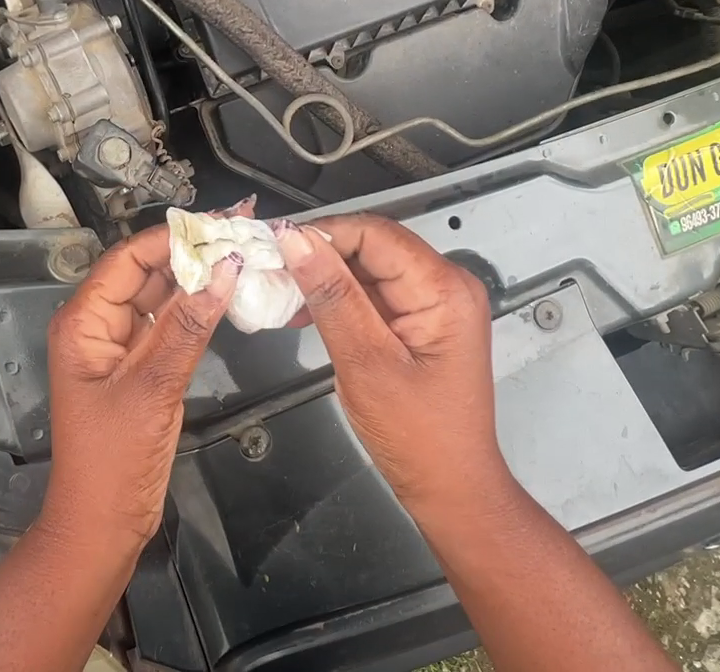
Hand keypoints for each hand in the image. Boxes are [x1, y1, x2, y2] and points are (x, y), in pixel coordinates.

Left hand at [43, 225, 239, 546]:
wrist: (102, 524)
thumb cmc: (112, 461)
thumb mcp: (152, 388)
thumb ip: (187, 327)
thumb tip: (223, 271)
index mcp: (83, 322)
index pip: (127, 259)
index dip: (171, 237)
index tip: (216, 224)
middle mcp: (96, 325)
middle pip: (143, 272)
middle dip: (188, 252)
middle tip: (236, 232)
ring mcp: (118, 345)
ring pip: (157, 296)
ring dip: (193, 277)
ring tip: (236, 254)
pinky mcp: (138, 366)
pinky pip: (165, 324)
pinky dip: (192, 309)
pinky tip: (221, 295)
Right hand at [275, 214, 503, 511]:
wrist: (450, 487)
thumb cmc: (417, 435)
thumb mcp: (366, 362)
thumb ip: (332, 295)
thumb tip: (295, 240)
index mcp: (443, 289)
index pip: (373, 233)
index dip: (321, 234)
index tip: (273, 245)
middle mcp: (444, 284)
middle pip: (370, 245)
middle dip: (317, 254)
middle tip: (270, 269)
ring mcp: (431, 302)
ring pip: (364, 266)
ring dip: (321, 276)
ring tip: (280, 292)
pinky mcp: (415, 319)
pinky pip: (368, 291)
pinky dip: (334, 296)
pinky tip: (303, 311)